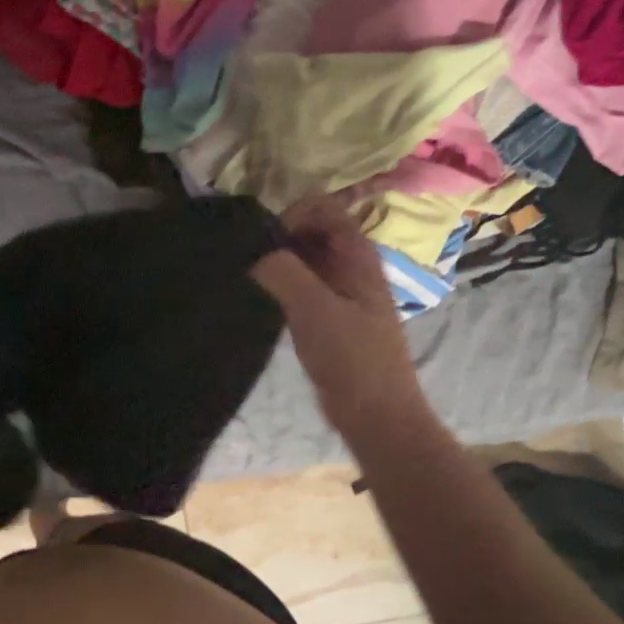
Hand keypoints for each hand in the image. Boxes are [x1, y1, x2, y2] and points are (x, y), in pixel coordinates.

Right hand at [251, 195, 428, 435]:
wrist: (376, 415)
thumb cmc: (352, 359)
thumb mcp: (315, 310)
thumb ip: (284, 272)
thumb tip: (253, 256)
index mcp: (358, 256)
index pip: (324, 208)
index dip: (291, 215)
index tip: (263, 244)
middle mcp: (351, 267)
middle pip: (312, 231)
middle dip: (279, 237)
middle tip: (248, 262)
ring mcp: (340, 293)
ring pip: (304, 260)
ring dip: (276, 263)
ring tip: (247, 279)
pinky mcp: (328, 318)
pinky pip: (300, 286)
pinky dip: (280, 286)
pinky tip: (260, 302)